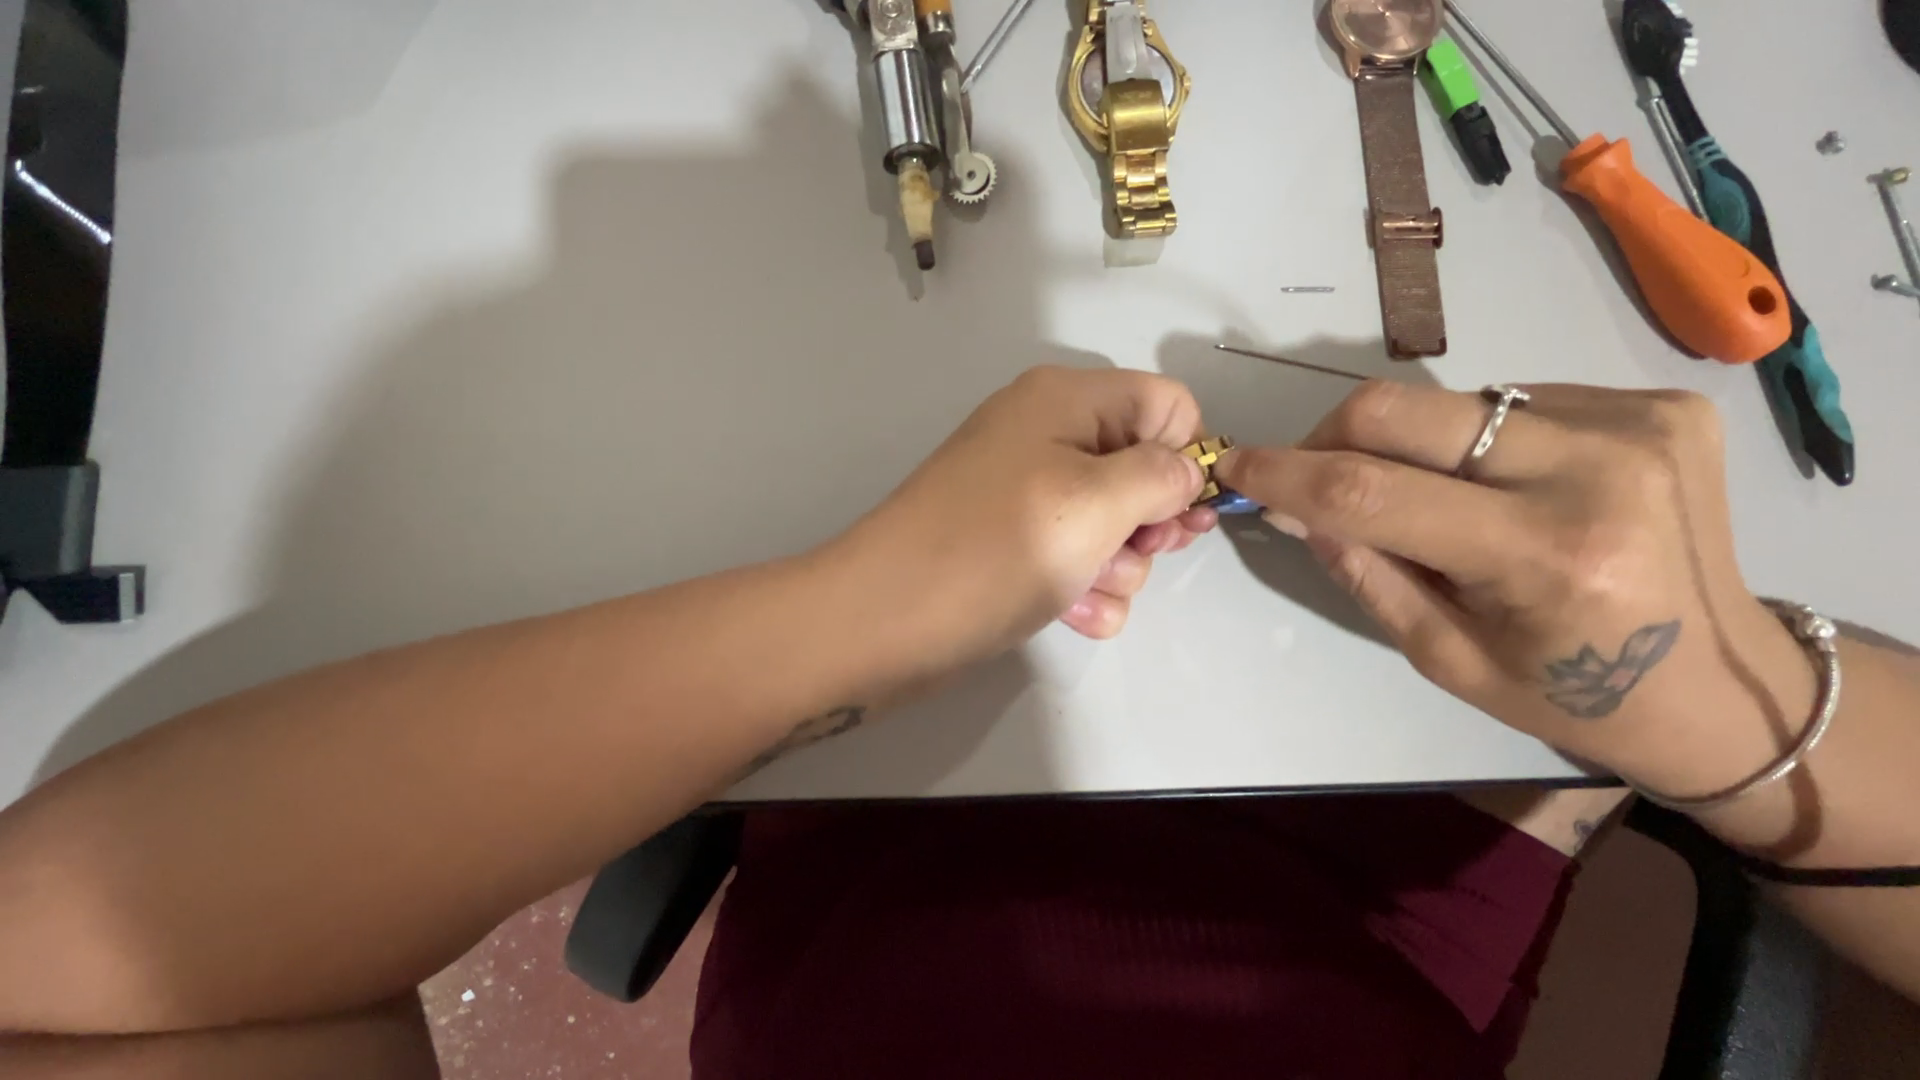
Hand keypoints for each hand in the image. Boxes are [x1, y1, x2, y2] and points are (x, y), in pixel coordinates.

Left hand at [838, 366, 1214, 677]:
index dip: (1185, 453)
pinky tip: (1074, 615)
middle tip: (1137, 552)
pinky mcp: (1013, 549)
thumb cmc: (998, 548)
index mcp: (1065, 402)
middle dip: (1151, 521)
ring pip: (1112, 525)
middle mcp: (1046, 439)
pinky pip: (1075, 561)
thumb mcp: (1095, 501)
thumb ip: (1160, 476)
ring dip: (1118, 566)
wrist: (888, 621)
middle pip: (1141, 467)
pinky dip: (1086, 590)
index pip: (1164, 404)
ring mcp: (1027, 497)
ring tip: (1087, 588)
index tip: (1181, 511)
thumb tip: (1185, 470)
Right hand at [1217, 381, 1816, 797]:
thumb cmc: (1570, 693)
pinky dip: (1472, 439)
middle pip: (1403, 411)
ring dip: (1407, 443)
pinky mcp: (1658, 404)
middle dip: (1330, 437)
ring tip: (1422, 497)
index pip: (1371, 489)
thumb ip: (1362, 570)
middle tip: (1310, 475)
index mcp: (1545, 555)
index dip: (1286, 472)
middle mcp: (1597, 468)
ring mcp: (1637, 424)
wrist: (1726, 683)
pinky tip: (1498, 485)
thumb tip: (1293, 503)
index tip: (1235, 465)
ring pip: (1451, 401)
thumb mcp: (1444, 656)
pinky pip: (1509, 400)